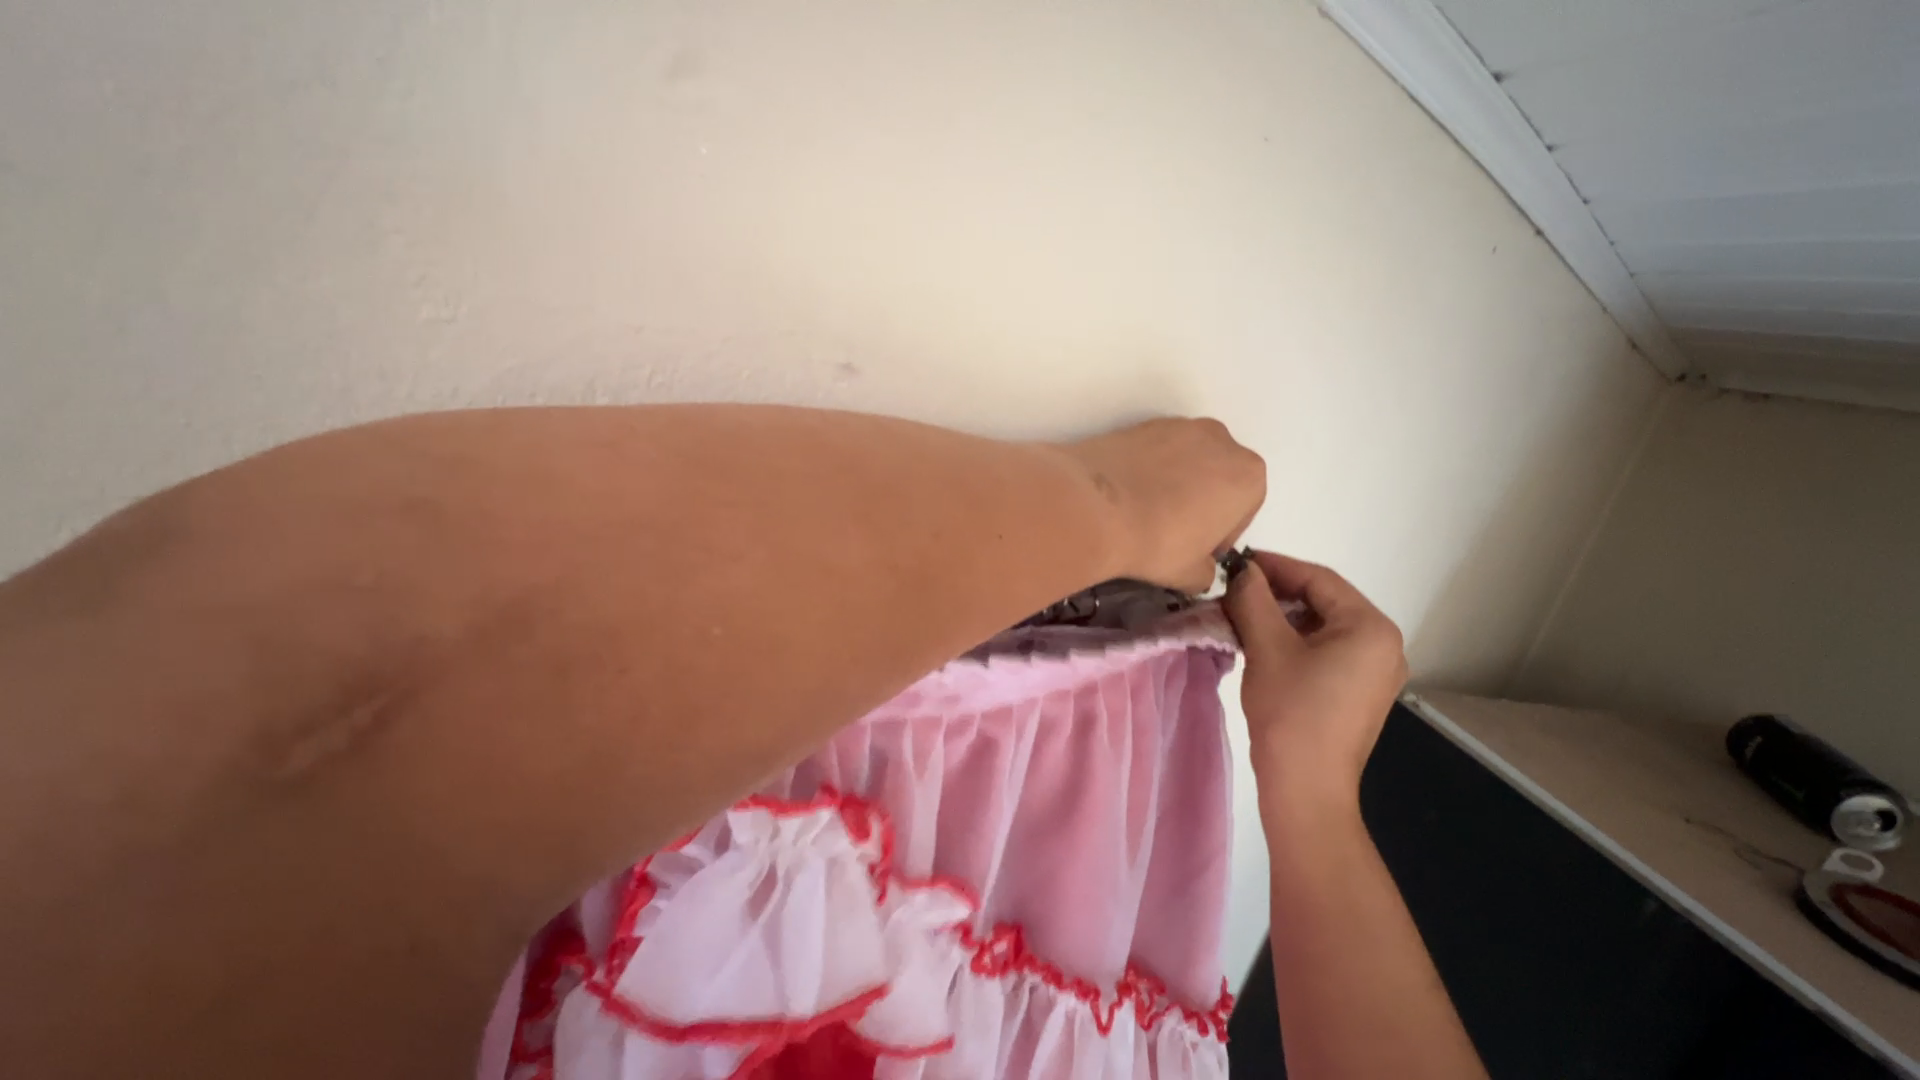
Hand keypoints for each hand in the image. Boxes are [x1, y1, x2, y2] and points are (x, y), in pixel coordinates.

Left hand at [1056, 418, 1265, 592]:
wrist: (1095, 507)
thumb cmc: (1158, 542)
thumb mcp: (1192, 575)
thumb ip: (1207, 572)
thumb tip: (1200, 570)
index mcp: (1248, 475)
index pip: (1242, 512)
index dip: (1220, 536)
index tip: (1197, 552)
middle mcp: (1222, 440)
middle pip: (1217, 479)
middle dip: (1201, 504)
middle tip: (1172, 533)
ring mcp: (1180, 426)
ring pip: (1186, 462)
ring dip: (1175, 484)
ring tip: (1146, 514)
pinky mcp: (1142, 424)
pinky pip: (1155, 452)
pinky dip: (1148, 471)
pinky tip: (1127, 497)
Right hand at [1225, 551, 1406, 810]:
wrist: (1306, 787)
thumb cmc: (1291, 712)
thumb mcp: (1266, 647)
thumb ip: (1253, 599)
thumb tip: (1242, 570)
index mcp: (1371, 627)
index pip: (1319, 579)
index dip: (1275, 566)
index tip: (1237, 563)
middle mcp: (1384, 645)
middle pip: (1324, 602)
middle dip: (1277, 593)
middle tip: (1234, 591)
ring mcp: (1375, 672)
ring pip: (1322, 628)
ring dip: (1281, 618)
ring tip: (1241, 618)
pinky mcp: (1360, 694)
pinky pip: (1326, 652)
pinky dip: (1294, 642)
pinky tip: (1262, 647)